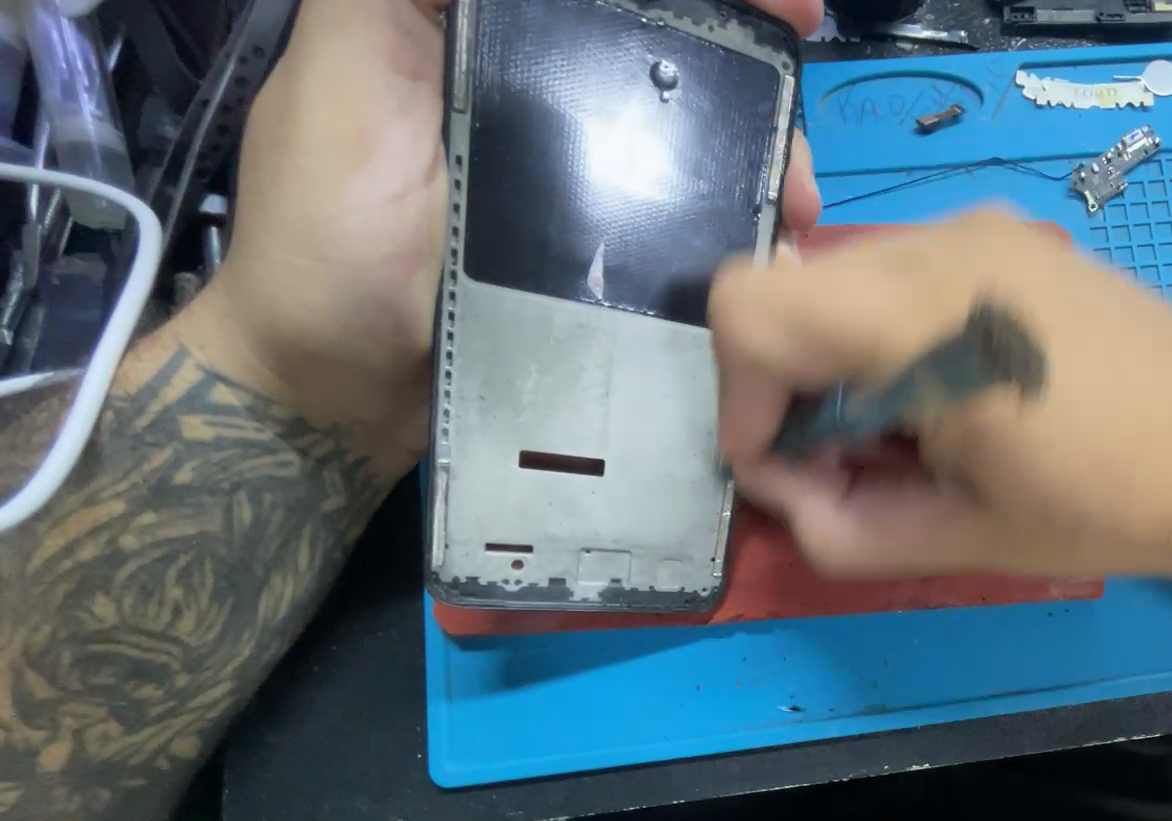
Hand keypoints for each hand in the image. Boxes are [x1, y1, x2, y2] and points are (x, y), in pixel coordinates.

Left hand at [202, 0, 823, 477]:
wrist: (349, 390)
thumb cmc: (332, 240)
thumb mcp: (348, 83)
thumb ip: (406, 2)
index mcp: (507, 52)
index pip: (625, 9)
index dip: (720, 3)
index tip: (795, 13)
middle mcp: (565, 117)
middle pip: (687, 87)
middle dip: (762, 106)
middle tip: (799, 164)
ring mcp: (596, 202)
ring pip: (705, 167)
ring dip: (764, 180)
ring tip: (796, 218)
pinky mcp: (612, 271)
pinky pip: (693, 246)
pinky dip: (740, 247)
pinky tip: (771, 262)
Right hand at [711, 209, 1171, 579]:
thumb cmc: (1110, 506)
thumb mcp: (961, 540)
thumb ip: (841, 528)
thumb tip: (785, 489)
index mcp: (922, 314)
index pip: (748, 309)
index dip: (739, 398)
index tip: (788, 465)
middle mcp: (942, 244)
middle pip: (790, 295)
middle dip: (792, 391)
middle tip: (853, 466)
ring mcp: (983, 232)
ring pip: (844, 287)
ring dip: (842, 367)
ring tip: (912, 437)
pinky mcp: (1013, 243)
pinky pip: (903, 280)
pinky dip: (889, 341)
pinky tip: (953, 397)